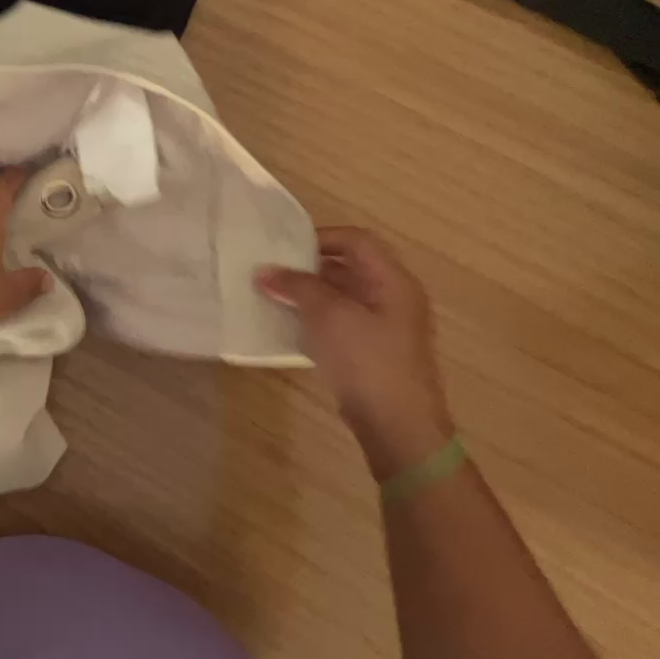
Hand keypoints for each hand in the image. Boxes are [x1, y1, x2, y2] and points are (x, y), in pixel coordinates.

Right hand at [257, 227, 453, 478]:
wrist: (395, 420)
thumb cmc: (366, 359)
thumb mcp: (328, 315)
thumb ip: (297, 287)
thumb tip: (265, 271)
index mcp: (392, 281)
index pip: (357, 241)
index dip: (320, 237)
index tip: (281, 248)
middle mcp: (393, 298)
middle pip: (349, 267)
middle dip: (308, 267)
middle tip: (269, 273)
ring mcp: (384, 326)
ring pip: (342, 296)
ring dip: (307, 294)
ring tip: (271, 298)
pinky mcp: (371, 351)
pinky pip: (339, 322)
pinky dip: (314, 317)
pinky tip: (289, 327)